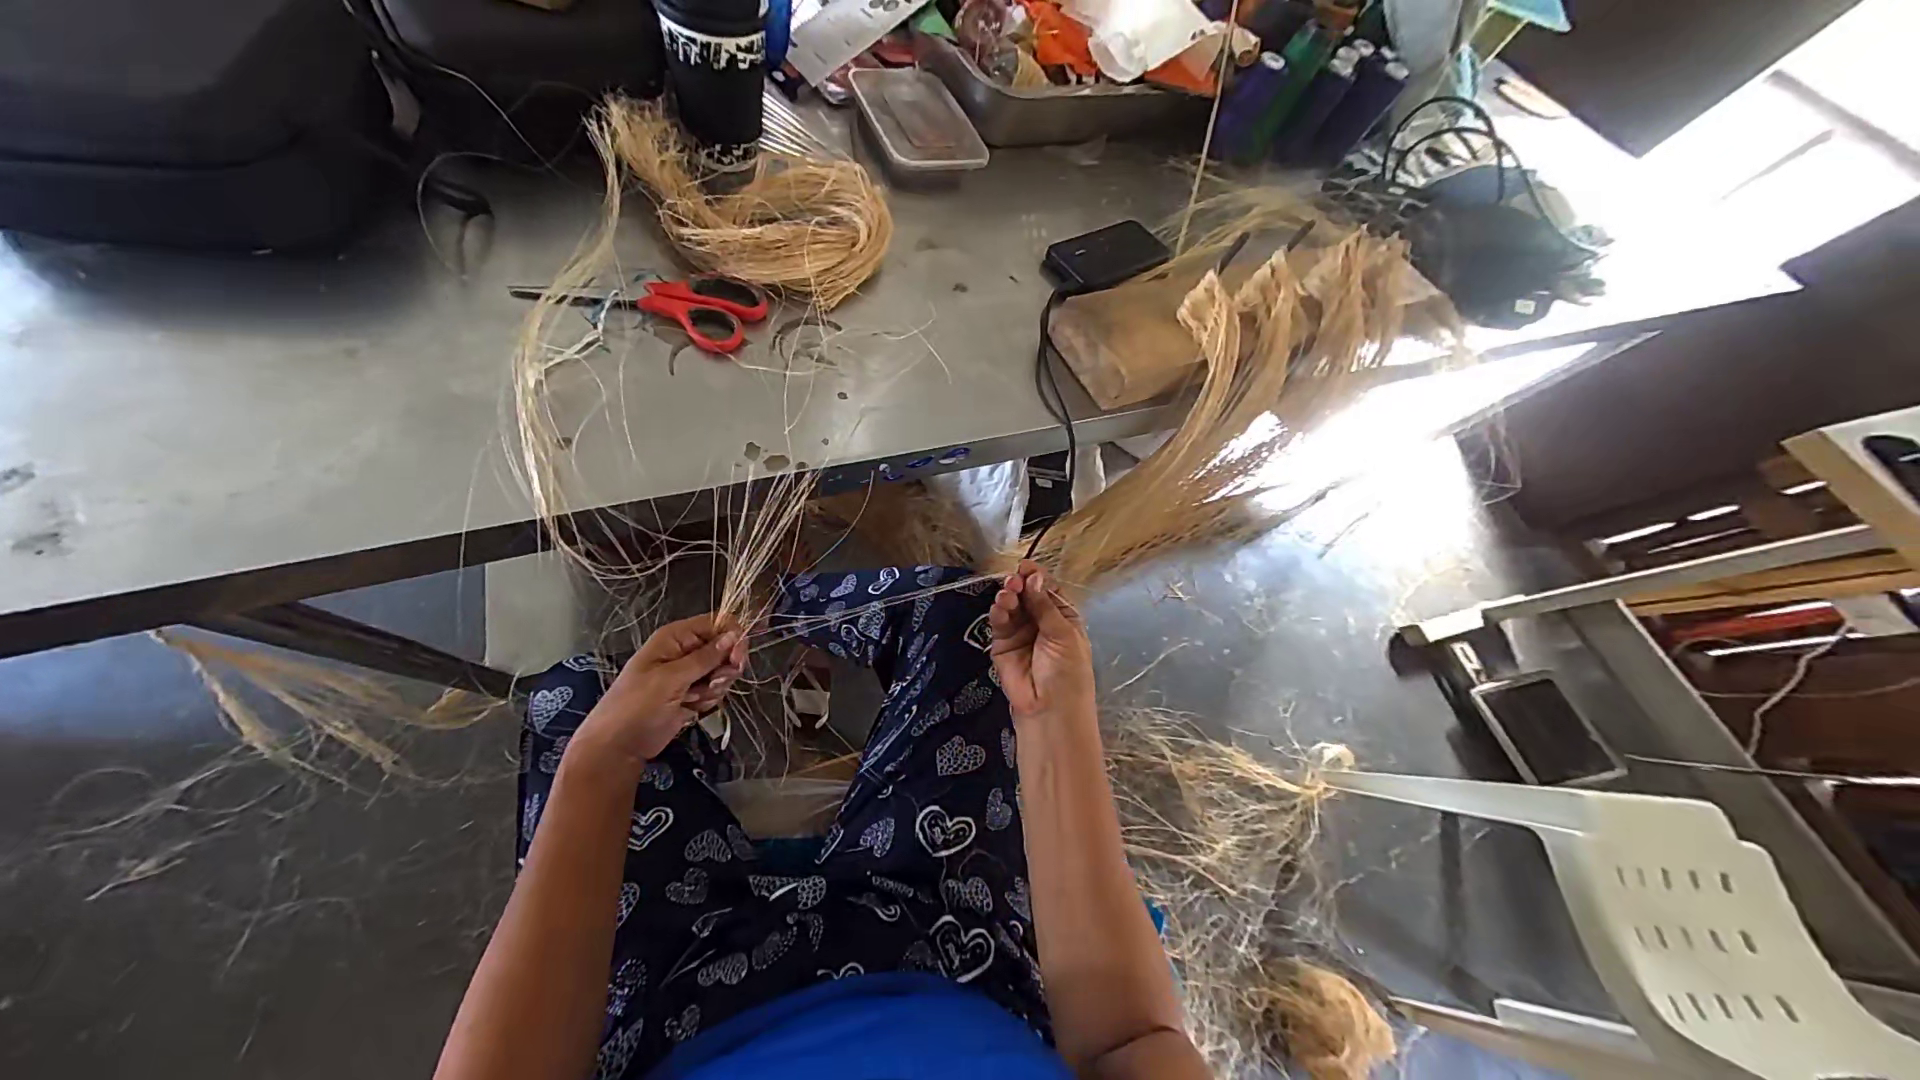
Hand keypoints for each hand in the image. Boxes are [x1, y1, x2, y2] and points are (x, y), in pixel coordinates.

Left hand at [575, 613, 746, 766]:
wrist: (618, 746)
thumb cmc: (636, 706)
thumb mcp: (670, 678)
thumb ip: (705, 657)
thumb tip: (734, 635)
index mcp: (676, 637)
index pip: (718, 623)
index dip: (733, 637)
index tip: (736, 659)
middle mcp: (685, 650)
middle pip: (726, 647)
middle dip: (724, 667)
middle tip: (712, 683)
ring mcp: (690, 673)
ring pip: (724, 671)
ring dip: (714, 687)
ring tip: (691, 699)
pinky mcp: (693, 693)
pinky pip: (717, 689)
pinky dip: (708, 700)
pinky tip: (690, 708)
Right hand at [989, 561, 1094, 726]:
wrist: (1050, 710)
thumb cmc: (1067, 671)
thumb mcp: (1063, 634)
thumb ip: (1044, 605)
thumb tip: (1033, 577)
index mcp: (1063, 617)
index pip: (1048, 590)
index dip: (1037, 577)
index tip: (1025, 566)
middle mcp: (1040, 622)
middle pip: (1026, 595)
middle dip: (1019, 585)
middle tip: (1013, 581)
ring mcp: (1020, 632)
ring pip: (1011, 606)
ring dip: (1008, 597)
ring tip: (1007, 595)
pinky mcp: (1002, 644)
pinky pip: (999, 623)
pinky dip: (998, 612)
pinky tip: (1000, 606)